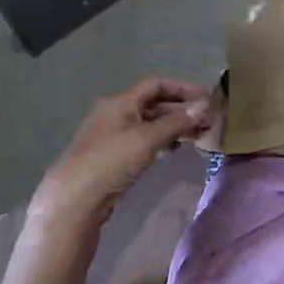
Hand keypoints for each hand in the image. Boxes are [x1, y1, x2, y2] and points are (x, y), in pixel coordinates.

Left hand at [31, 78, 213, 226]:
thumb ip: (176, 122)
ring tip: (198, 135)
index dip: (182, 88)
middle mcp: (116, 113)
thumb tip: (204, 107)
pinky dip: (162, 140)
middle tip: (208, 121)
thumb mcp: (147, 138)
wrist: (75, 199)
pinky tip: (175, 149)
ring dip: (174, 126)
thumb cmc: (111, 161)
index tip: (207, 98)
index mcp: (120, 102)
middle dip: (182, 110)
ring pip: (150, 123)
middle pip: (154, 104)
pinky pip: (144, 140)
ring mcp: (114, 135)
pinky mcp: (115, 155)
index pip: (156, 84)